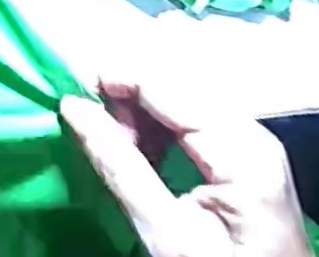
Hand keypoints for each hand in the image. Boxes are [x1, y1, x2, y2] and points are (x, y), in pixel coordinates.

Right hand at [59, 67, 313, 256]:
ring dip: (134, 115)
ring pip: (168, 98)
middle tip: (98, 137)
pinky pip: (181, 118)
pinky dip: (151, 128)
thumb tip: (71, 104)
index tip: (72, 106)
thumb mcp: (169, 236)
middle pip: (164, 86)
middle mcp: (247, 131)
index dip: (108, 82)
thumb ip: (120, 165)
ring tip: (120, 151)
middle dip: (122, 103)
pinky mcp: (238, 153)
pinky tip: (141, 155)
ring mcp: (246, 141)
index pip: (157, 82)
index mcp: (240, 147)